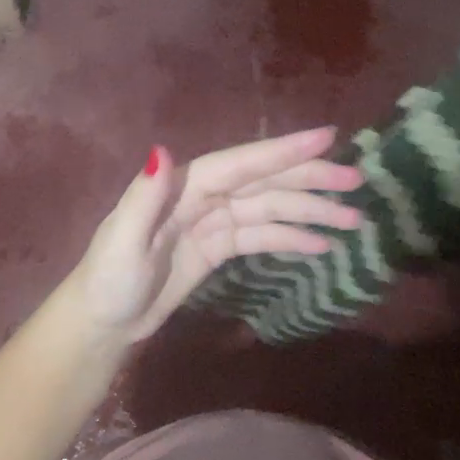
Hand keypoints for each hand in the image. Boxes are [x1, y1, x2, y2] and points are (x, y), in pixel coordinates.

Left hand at [65, 127, 363, 345]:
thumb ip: (144, 197)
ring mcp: (210, 222)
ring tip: (352, 218)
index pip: (238, 163)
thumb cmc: (109, 280)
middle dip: (307, 179)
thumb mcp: (122, 241)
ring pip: (267, 208)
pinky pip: (258, 236)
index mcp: (181, 187)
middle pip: (261, 181)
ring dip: (308, 210)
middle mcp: (200, 197)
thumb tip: (162, 150)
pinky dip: (289, 237)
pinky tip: (320, 244)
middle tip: (356, 180)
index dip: (280, 151)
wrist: (102, 322)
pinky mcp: (215, 249)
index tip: (325, 137)